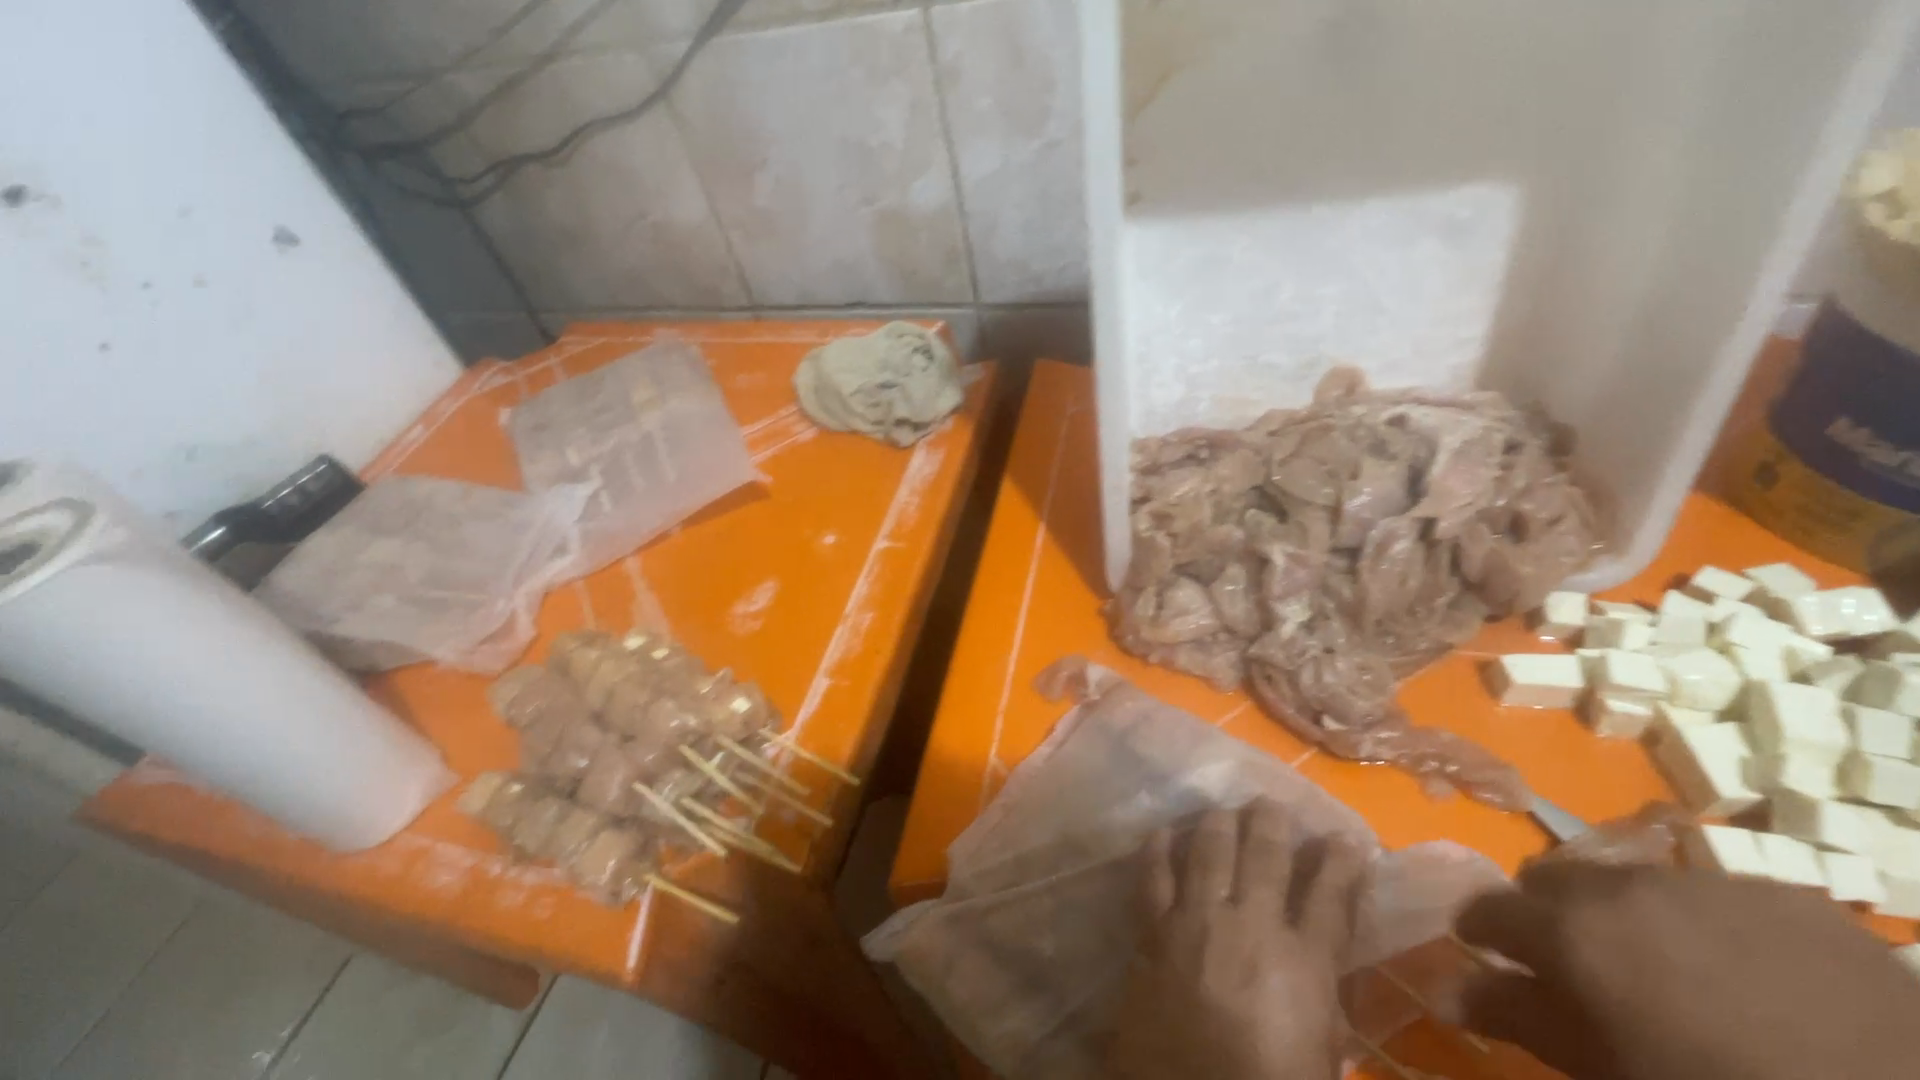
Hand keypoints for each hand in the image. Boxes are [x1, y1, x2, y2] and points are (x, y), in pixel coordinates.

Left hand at [1104, 800, 1368, 1079]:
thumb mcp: (1320, 1050)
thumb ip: (1323, 997)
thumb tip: (1324, 964)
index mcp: (1304, 961)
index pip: (1330, 894)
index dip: (1341, 861)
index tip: (1344, 837)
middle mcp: (1251, 926)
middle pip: (1265, 854)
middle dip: (1272, 820)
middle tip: (1271, 803)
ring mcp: (1197, 922)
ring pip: (1209, 850)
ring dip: (1220, 822)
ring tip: (1224, 808)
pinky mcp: (1153, 932)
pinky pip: (1153, 877)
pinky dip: (1158, 849)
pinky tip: (1162, 833)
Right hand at [1454, 862, 1919, 1079]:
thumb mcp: (1604, 1068)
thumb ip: (1518, 1017)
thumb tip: (1443, 990)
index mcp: (1570, 927)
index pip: (1487, 905)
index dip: (1480, 931)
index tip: (1487, 955)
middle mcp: (1625, 883)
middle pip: (1553, 877)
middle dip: (1549, 914)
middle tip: (1578, 968)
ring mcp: (1709, 883)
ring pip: (1633, 880)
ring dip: (1626, 914)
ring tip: (1668, 973)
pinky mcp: (1787, 896)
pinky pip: (1717, 895)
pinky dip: (1704, 924)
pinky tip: (1746, 977)